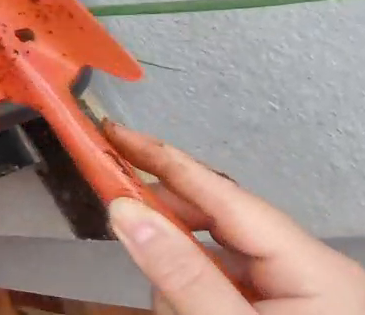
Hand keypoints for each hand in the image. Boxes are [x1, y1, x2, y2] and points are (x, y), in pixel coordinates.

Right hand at [103, 122, 364, 312]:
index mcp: (318, 272)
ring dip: (180, 277)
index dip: (162, 158)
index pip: (223, 194)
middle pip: (217, 224)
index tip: (107, 130)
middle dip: (166, 233)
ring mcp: (309, 298)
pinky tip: (188, 311)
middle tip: (122, 235)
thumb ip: (181, 274)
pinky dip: (198, 296)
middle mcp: (318, 275)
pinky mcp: (294, 314)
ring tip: (174, 310)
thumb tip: (121, 207)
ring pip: (217, 259)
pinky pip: (230, 286)